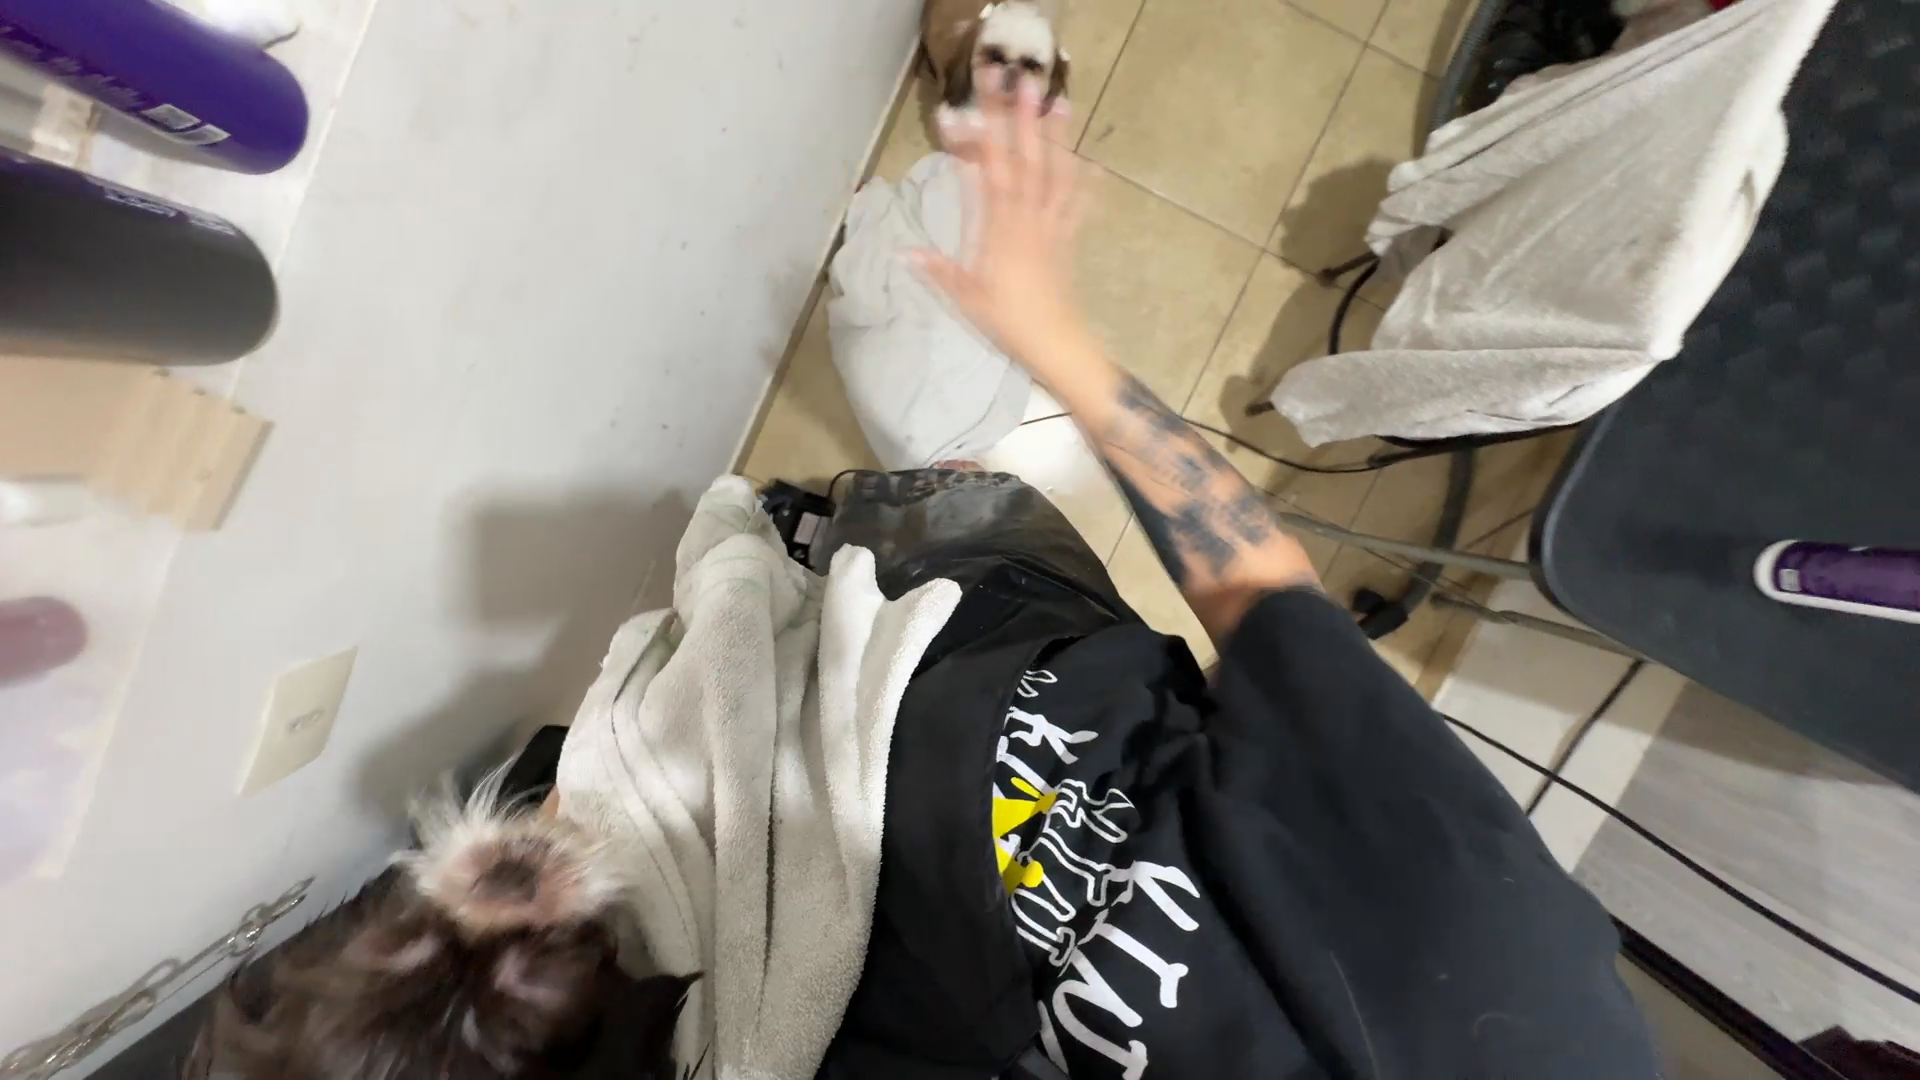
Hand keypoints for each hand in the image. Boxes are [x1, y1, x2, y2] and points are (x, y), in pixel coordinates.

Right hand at [916, 77, 1091, 376]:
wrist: (1054, 342)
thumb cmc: (1008, 322)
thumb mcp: (966, 299)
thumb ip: (938, 271)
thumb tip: (902, 253)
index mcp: (1000, 232)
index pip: (989, 176)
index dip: (978, 139)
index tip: (966, 109)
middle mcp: (1028, 221)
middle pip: (1025, 163)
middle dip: (1022, 121)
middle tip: (1023, 81)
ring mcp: (1052, 229)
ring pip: (1055, 176)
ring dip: (1058, 139)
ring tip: (1061, 102)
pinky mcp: (1068, 242)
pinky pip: (1077, 207)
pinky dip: (1084, 184)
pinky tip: (1092, 164)